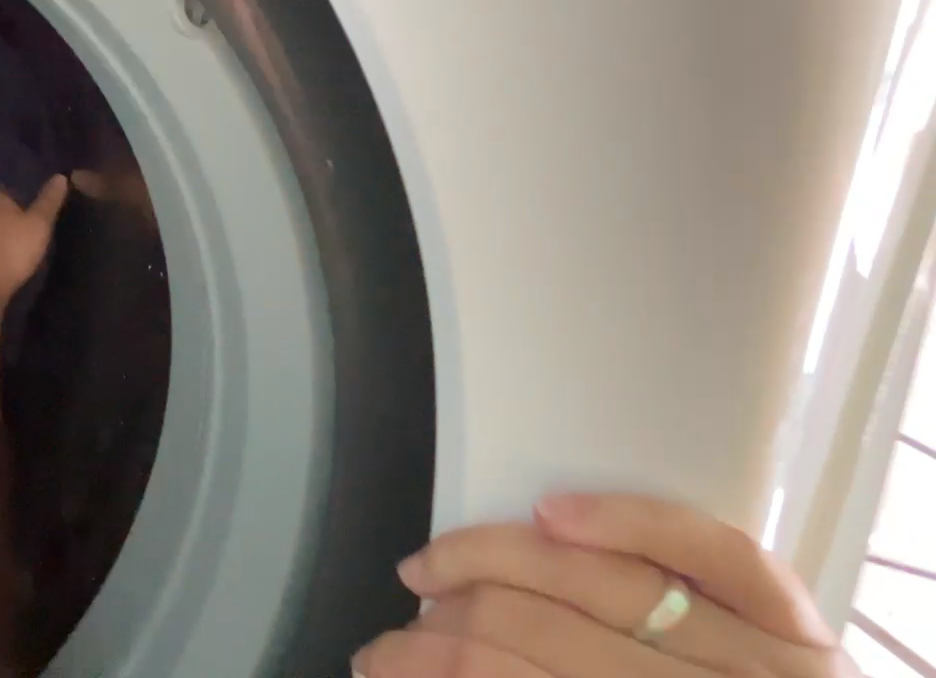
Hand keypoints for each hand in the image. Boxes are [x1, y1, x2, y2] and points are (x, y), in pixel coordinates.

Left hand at [0, 176, 68, 305]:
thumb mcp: (39, 224)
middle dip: (16, 211)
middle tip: (38, 220)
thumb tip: (60, 176)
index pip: (11, 185)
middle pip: (1, 205)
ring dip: (6, 229)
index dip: (28, 193)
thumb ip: (49, 200)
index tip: (42, 203)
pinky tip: (9, 252)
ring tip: (26, 238)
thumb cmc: (11, 249)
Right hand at [354, 492, 854, 677]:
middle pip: (536, 625)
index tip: (378, 662)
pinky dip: (627, 520)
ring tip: (432, 568)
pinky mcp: (793, 618)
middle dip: (443, 620)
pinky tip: (549, 511)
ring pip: (596, 576)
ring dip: (484, 557)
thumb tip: (425, 663)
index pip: (507, 677)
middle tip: (401, 626)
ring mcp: (761, 658)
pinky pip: (712, 551)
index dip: (427, 666)